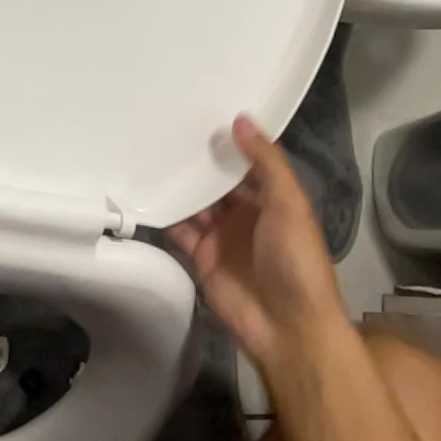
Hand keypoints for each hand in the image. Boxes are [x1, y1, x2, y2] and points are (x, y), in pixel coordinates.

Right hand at [166, 115, 346, 377]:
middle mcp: (246, 213)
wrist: (287, 329)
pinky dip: (164, 215)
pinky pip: (179, 230)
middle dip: (198, 160)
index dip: (228, 140)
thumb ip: (265, 163)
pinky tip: (145, 194)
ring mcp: (222, 235)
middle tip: (164, 126)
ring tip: (148, 152)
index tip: (200, 110)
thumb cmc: (295, 262)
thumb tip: (239, 119)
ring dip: (178, 184)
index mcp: (273, 199)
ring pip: (196, 202)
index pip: (246, 162)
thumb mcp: (289, 205)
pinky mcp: (201, 256)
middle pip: (217, 181)